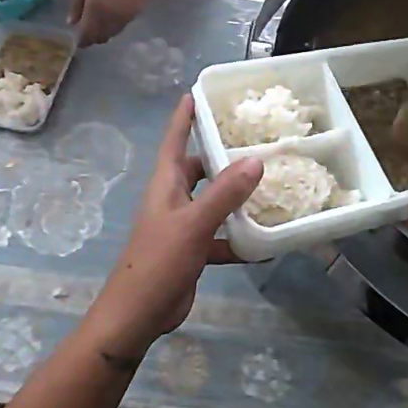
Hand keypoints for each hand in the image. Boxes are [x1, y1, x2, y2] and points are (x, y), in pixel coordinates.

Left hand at [69, 0, 154, 47]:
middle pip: (102, 37)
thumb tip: (72, 23)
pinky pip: (123, 24)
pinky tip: (113, 11)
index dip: (83, 41)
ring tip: (100, 22)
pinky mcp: (137, 12)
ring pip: (113, 32)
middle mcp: (111, 18)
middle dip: (94, 37)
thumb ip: (76, 4)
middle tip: (88, 31)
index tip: (78, 42)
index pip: (88, 35)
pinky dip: (116, 23)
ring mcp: (126, 17)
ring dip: (105, 31)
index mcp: (95, 10)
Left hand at [90, 97, 263, 344]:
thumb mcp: (193, 224)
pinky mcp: (193, 251)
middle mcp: (173, 200)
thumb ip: (224, 194)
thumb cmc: (158, 262)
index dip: (184, 117)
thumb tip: (254, 161)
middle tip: (253, 140)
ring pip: (213, 202)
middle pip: (198, 168)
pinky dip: (239, 238)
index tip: (198, 93)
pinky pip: (221, 235)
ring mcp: (183, 226)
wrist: (138, 314)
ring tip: (269, 184)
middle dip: (221, 154)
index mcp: (166, 185)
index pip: (174, 141)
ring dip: (236, 196)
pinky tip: (264, 242)